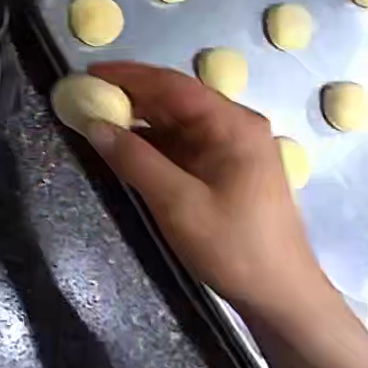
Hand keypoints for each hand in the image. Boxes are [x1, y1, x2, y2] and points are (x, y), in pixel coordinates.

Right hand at [82, 61, 338, 327]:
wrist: (280, 294)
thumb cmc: (234, 246)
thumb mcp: (177, 203)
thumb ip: (134, 160)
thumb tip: (94, 126)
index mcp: (232, 125)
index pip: (173, 86)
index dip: (129, 75)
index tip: (90, 72)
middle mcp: (234, 127)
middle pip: (175, 99)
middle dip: (130, 95)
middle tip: (86, 96)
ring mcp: (230, 148)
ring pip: (175, 122)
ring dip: (138, 119)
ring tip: (97, 118)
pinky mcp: (223, 168)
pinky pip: (180, 144)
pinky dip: (150, 142)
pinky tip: (124, 147)